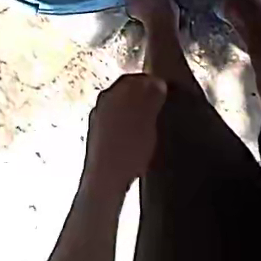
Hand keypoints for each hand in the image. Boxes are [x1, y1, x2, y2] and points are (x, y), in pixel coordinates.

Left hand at [81, 73, 165, 198]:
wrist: (104, 182)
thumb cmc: (128, 147)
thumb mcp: (147, 120)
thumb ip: (152, 97)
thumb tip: (158, 82)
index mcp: (112, 93)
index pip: (133, 78)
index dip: (150, 81)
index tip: (163, 88)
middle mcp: (101, 103)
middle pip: (124, 92)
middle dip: (141, 95)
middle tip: (159, 103)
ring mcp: (97, 122)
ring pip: (119, 109)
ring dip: (133, 112)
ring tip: (150, 122)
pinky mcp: (96, 140)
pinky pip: (114, 124)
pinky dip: (126, 126)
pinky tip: (136, 139)